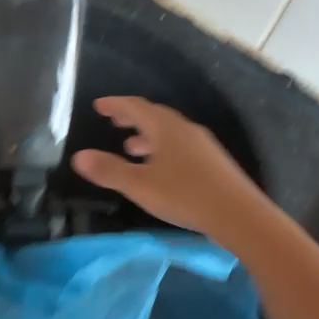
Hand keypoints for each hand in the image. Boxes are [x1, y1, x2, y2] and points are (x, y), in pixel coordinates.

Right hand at [70, 96, 275, 240]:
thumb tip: (78, 157)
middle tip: (113, 120)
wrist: (239, 214)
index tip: (99, 105)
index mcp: (165, 127)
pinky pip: (180, 144)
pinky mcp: (213, 161)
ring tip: (131, 146)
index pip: (135, 106)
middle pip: (154, 115)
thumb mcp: (140, 186)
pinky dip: (163, 147)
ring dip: (148, 135)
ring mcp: (202, 144)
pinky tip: (161, 168)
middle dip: (131, 116)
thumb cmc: (186, 195)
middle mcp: (184, 129)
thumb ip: (109, 171)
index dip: (116, 104)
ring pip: (169, 131)